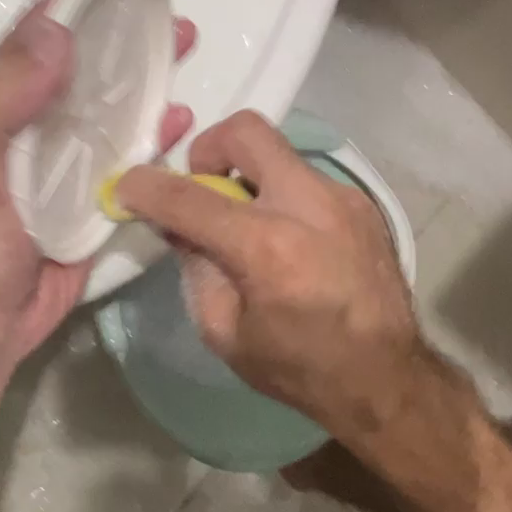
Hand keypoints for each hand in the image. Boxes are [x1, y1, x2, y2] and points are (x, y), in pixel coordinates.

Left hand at [0, 0, 195, 364]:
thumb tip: (58, 33)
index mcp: (3, 97)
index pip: (48, 18)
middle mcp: (38, 114)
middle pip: (89, 43)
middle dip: (128, 0)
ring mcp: (69, 150)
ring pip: (116, 88)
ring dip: (150, 55)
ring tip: (186, 28)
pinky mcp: (93, 187)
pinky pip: (132, 145)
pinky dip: (157, 125)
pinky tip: (184, 112)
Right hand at [114, 111, 425, 437]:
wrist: (384, 379)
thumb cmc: (297, 369)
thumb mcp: (224, 333)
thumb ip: (196, 269)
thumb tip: (179, 227)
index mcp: (268, 249)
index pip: (189, 198)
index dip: (146, 189)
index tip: (126, 188)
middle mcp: (309, 206)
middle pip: (246, 132)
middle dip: (208, 150)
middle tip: (204, 190)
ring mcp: (343, 198)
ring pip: (280, 154)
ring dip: (250, 179)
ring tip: (251, 229)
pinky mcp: (363, 204)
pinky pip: (307, 180)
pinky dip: (282, 198)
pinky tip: (290, 243)